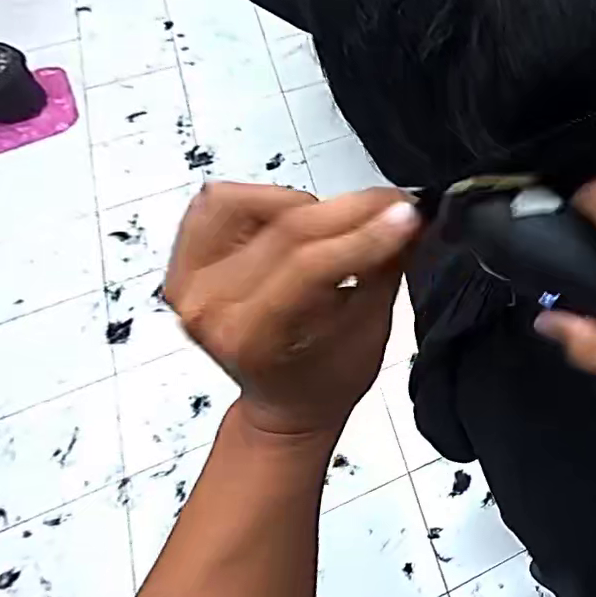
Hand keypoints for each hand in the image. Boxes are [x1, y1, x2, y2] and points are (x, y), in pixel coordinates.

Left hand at [163, 183, 420, 437]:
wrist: (289, 397)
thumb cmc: (331, 376)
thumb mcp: (372, 327)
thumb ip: (385, 267)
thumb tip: (409, 219)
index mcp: (254, 336)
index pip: (311, 266)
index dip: (367, 234)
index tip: (410, 215)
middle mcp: (209, 304)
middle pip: (285, 229)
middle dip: (354, 209)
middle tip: (399, 204)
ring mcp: (188, 277)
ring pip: (249, 205)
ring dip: (312, 205)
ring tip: (347, 223)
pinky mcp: (185, 256)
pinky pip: (222, 202)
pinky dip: (270, 199)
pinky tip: (303, 217)